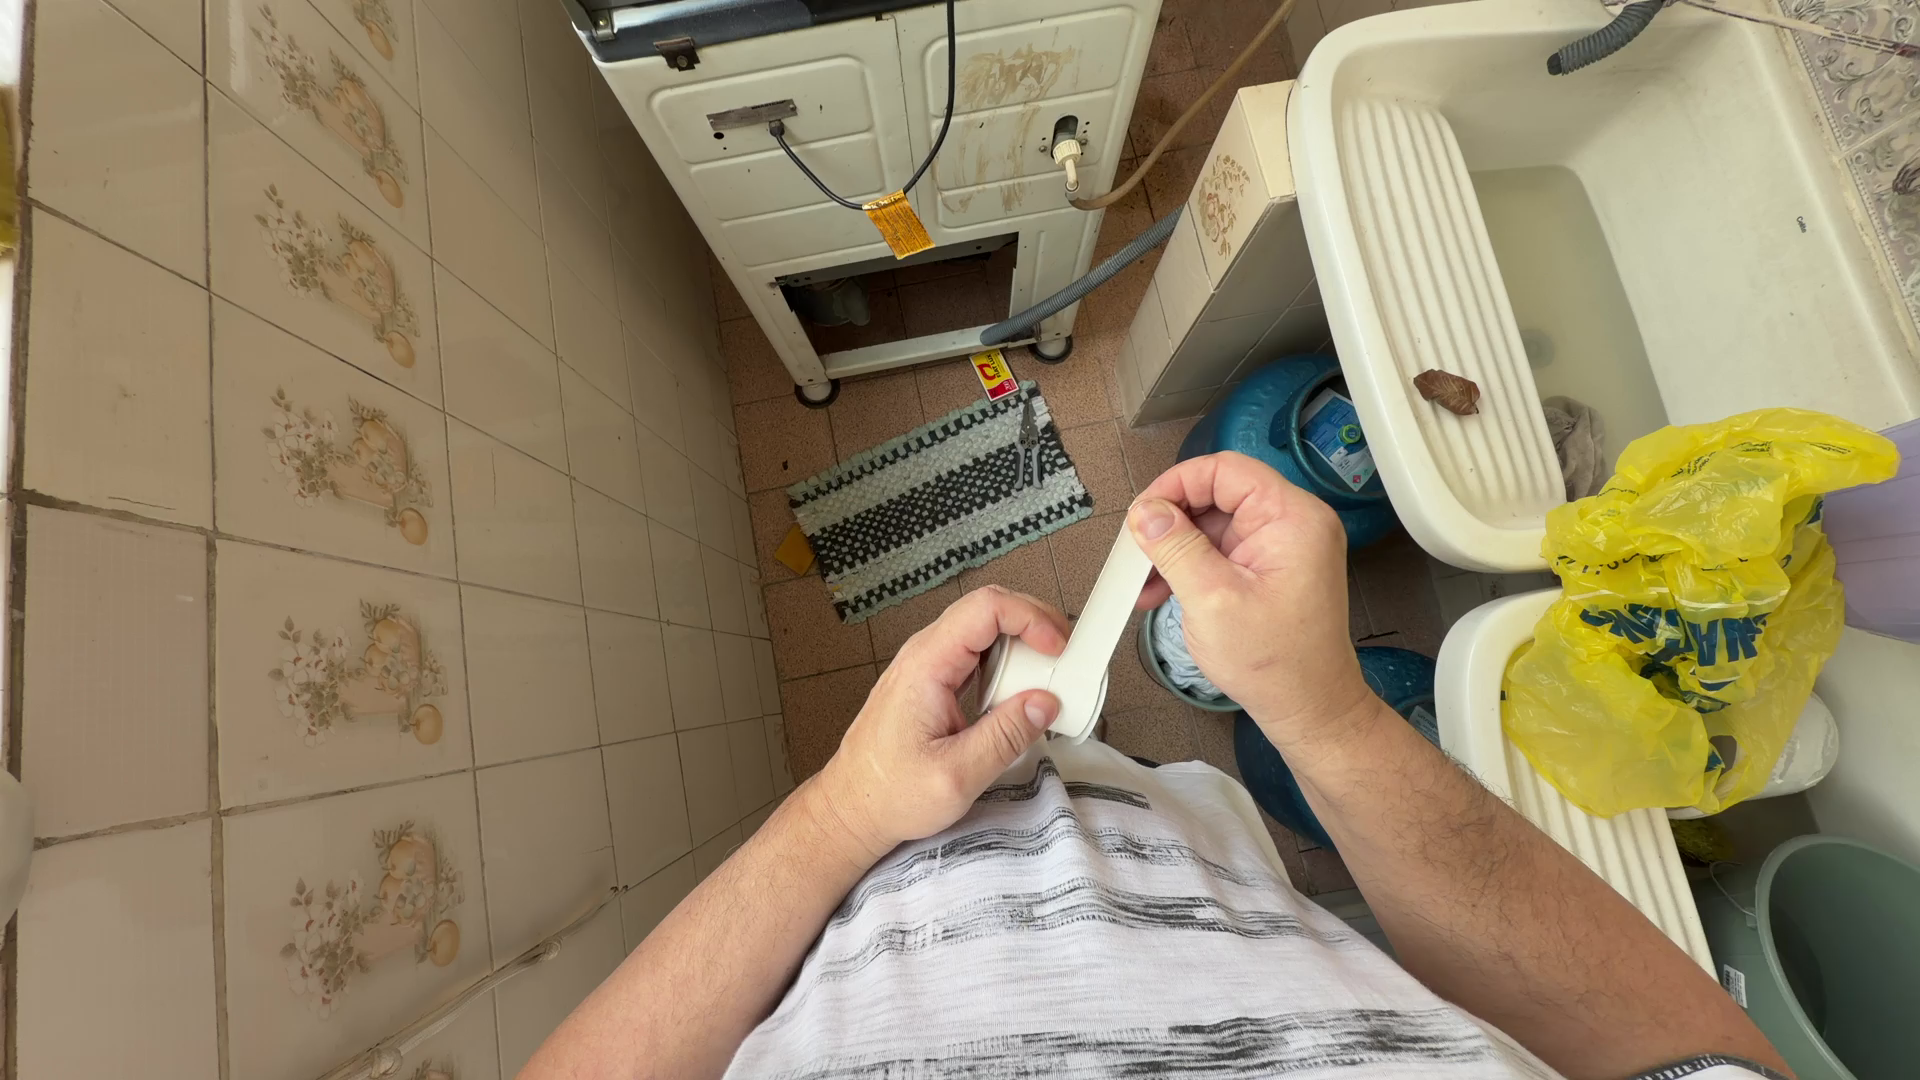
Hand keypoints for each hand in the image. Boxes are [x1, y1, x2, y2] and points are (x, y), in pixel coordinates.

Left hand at [811, 586, 1067, 863]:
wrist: (851, 807)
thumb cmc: (890, 795)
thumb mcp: (956, 776)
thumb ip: (1005, 737)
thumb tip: (1046, 703)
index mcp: (927, 665)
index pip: (985, 609)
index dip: (1029, 618)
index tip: (1058, 648)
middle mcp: (925, 654)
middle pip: (988, 609)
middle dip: (1034, 624)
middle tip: (1065, 658)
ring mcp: (929, 664)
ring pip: (985, 629)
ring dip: (1023, 645)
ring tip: (1048, 678)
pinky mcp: (935, 680)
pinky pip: (978, 654)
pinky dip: (1007, 664)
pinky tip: (1021, 693)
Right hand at [1129, 452, 1379, 753]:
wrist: (1306, 708)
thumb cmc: (1277, 664)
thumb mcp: (1212, 600)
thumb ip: (1175, 548)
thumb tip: (1146, 512)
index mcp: (1291, 519)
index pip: (1225, 470)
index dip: (1177, 484)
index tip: (1144, 511)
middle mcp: (1288, 524)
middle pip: (1214, 495)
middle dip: (1169, 522)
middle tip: (1138, 548)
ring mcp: (1276, 546)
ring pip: (1208, 524)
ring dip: (1171, 549)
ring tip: (1144, 581)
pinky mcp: (1263, 567)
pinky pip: (1214, 549)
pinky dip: (1185, 565)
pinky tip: (1160, 590)